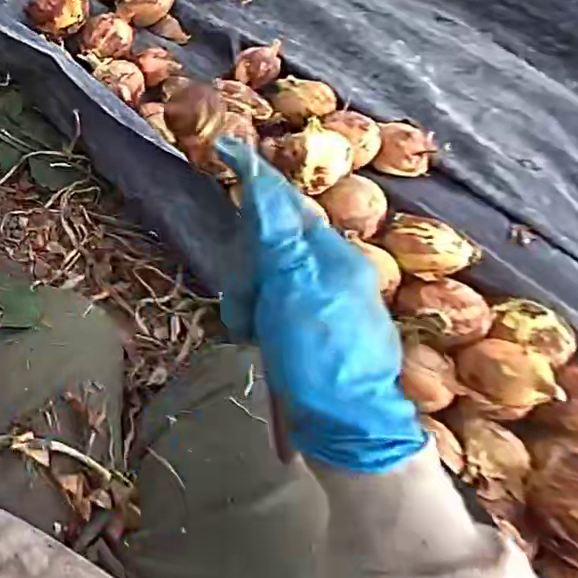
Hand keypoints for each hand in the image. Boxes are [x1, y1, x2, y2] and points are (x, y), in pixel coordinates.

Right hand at [215, 136, 423, 472]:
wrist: (347, 428)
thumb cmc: (323, 359)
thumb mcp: (298, 295)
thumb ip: (280, 243)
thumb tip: (265, 190)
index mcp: (332, 256)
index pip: (287, 205)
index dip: (258, 180)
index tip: (231, 149)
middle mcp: (326, 269)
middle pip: (266, 240)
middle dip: (246, 267)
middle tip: (247, 303)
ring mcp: (314, 297)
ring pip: (259, 272)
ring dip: (246, 296)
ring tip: (252, 330)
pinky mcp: (302, 320)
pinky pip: (264, 298)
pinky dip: (251, 313)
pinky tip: (256, 336)